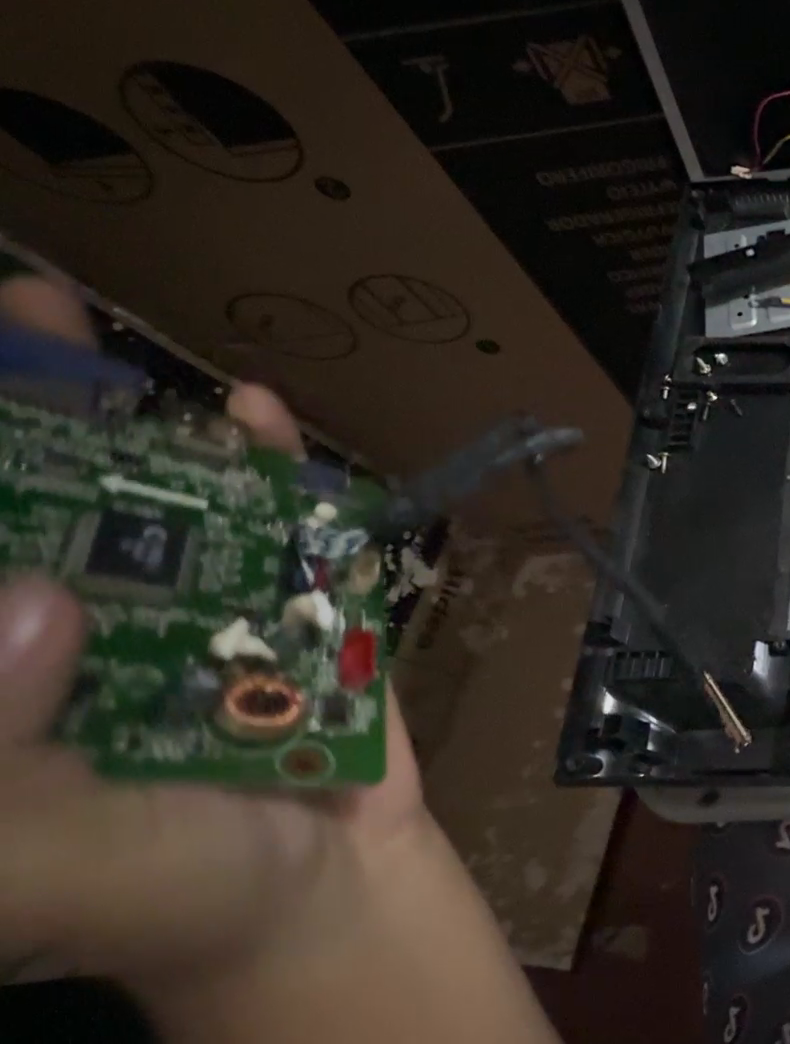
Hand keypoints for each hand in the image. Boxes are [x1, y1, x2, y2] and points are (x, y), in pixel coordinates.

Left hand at [0, 267, 429, 987]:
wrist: (332, 889)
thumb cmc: (166, 895)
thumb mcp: (40, 859)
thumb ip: (2, 752)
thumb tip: (36, 601)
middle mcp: (61, 642)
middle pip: (27, 518)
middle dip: (14, 426)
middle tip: (9, 318)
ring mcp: (181, 619)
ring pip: (142, 507)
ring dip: (121, 425)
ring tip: (79, 331)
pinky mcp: (285, 612)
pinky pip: (275, 529)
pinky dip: (272, 470)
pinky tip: (262, 412)